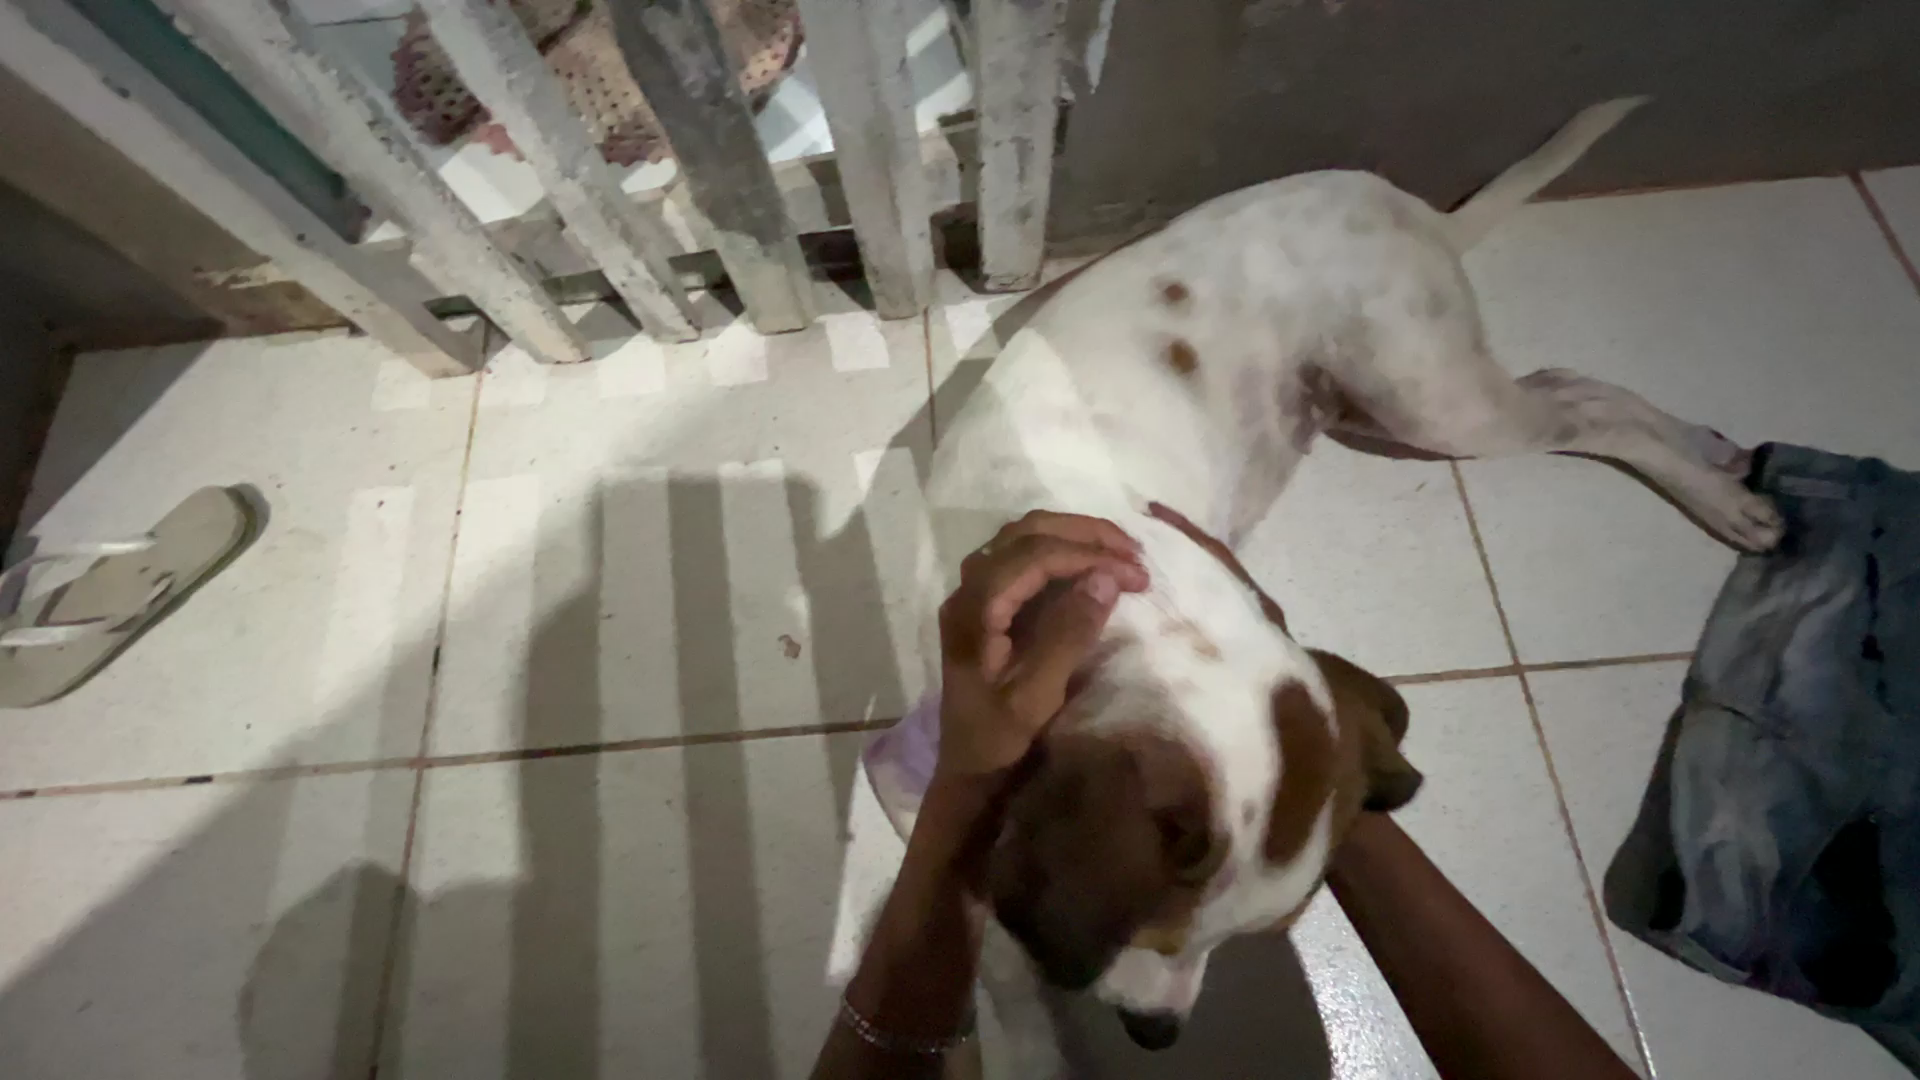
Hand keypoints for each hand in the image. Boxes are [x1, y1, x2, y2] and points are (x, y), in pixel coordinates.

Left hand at [936, 511, 1148, 781]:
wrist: (967, 766)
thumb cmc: (998, 738)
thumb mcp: (1037, 696)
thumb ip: (1068, 634)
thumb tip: (1106, 578)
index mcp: (974, 609)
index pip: (1035, 556)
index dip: (1089, 555)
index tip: (1137, 572)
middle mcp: (968, 589)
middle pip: (1026, 532)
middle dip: (1084, 533)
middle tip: (1134, 552)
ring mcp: (973, 592)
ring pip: (1022, 537)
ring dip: (1072, 536)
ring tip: (1119, 552)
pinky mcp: (986, 601)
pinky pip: (1021, 556)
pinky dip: (1060, 551)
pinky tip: (1091, 565)